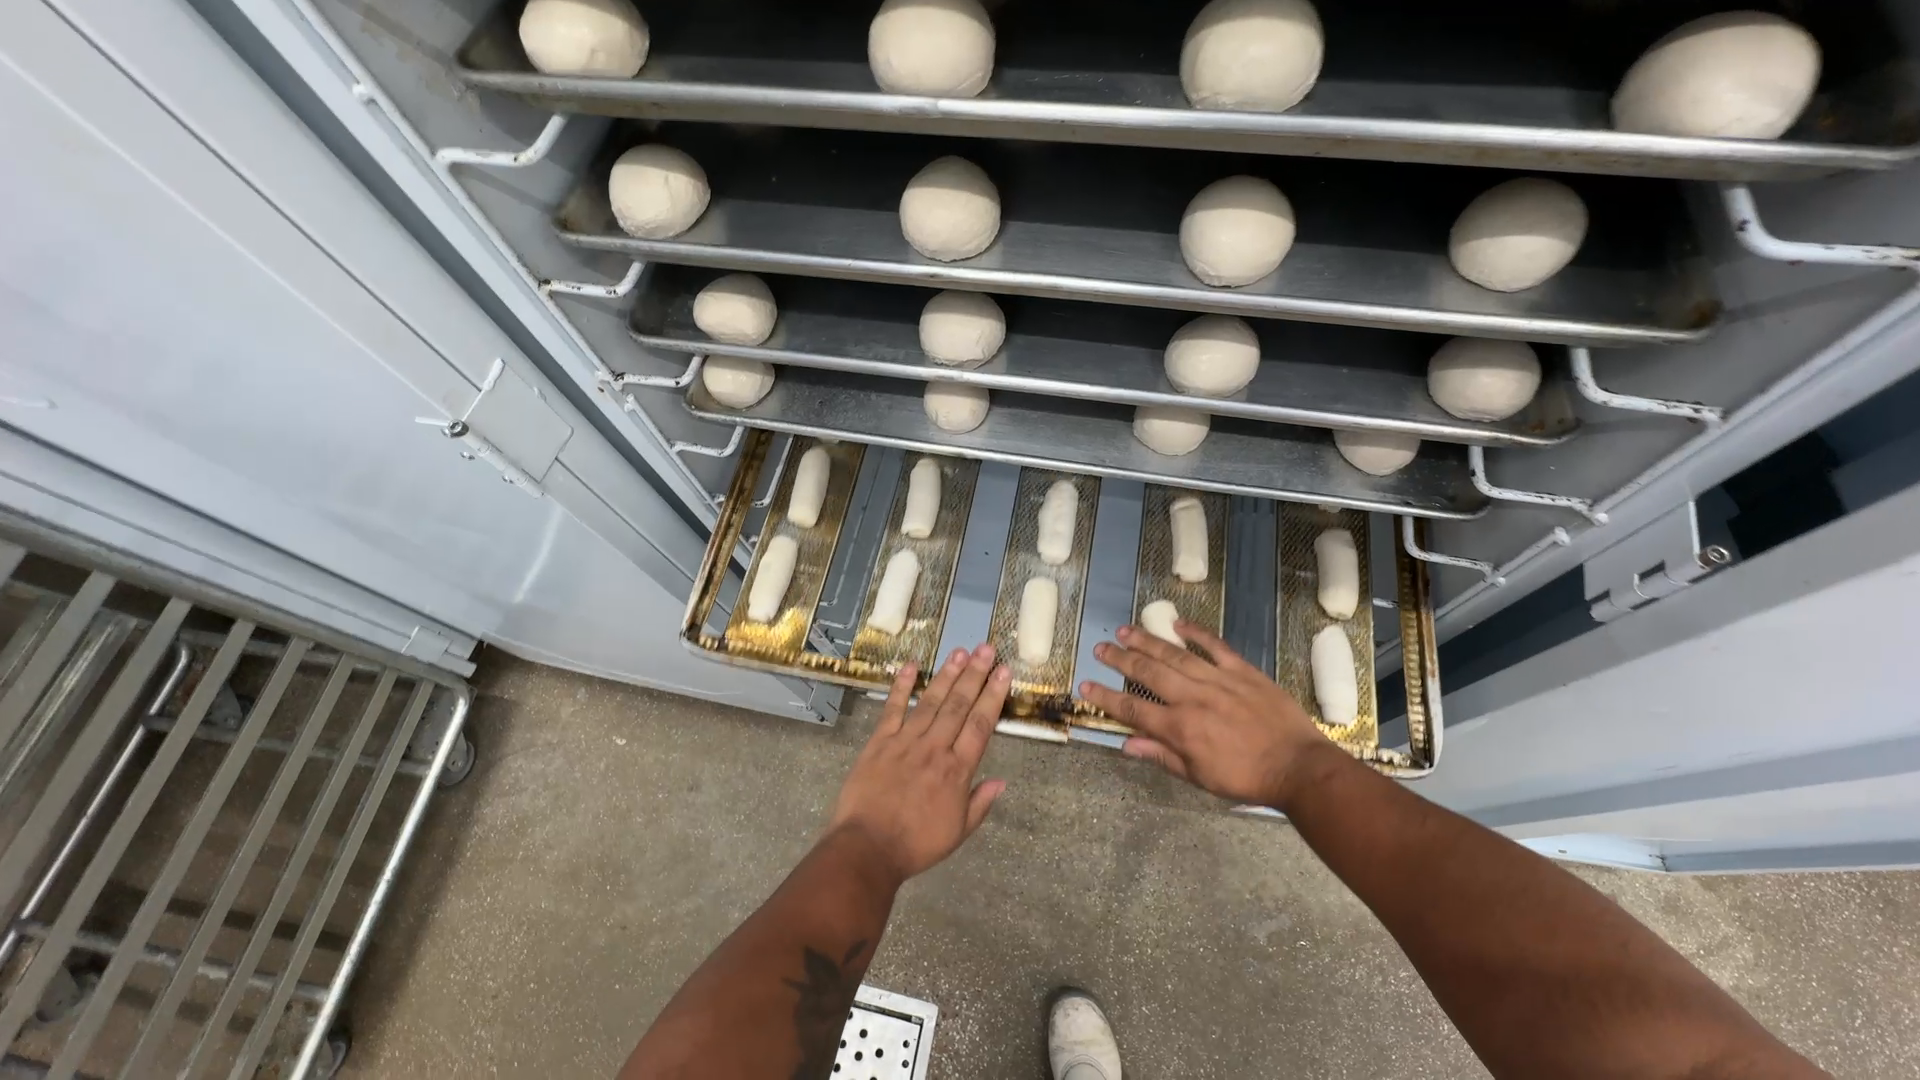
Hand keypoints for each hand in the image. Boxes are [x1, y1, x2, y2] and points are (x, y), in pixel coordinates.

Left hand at [826, 645, 1010, 884]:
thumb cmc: (915, 844)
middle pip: (958, 705)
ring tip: (960, 652)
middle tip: (986, 648)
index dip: (993, 695)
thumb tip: (1001, 781)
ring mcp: (905, 742)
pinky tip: (911, 666)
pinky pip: (892, 709)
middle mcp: (935, 748)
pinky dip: (901, 687)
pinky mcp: (879, 742)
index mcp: (957, 770)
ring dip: (946, 675)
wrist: (867, 847)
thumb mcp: (958, 832)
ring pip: (930, 701)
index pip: (981, 725)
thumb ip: (980, 803)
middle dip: (974, 675)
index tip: (1003, 672)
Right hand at [1079, 621, 1346, 807]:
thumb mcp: (1199, 777)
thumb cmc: (1246, 779)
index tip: (1085, 685)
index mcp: (1179, 727)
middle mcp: (1192, 698)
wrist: (1298, 767)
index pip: (1132, 709)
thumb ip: (1162, 756)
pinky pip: (1215, 646)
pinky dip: (1196, 633)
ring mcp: (1218, 680)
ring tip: (1125, 630)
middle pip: (1147, 673)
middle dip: (1120, 660)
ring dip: (1147, 640)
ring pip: (1174, 654)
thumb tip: (1126, 744)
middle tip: (1100, 648)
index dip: (1105, 697)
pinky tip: (1177, 624)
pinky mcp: (1242, 671)